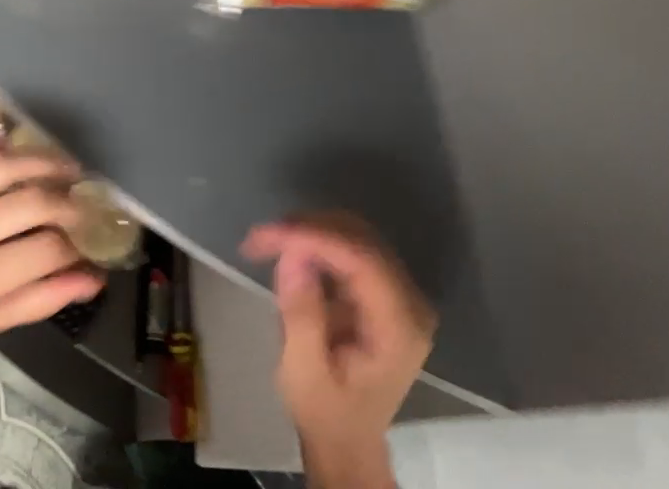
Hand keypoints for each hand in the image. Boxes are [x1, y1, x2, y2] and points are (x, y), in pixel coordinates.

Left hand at [0, 133, 105, 356]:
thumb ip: (44, 299)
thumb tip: (94, 279)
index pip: (47, 249)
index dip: (77, 247)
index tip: (87, 245)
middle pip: (30, 203)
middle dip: (68, 204)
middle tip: (84, 207)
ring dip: (38, 162)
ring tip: (65, 168)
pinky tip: (0, 143)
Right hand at [241, 216, 434, 476]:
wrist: (346, 439)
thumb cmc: (324, 411)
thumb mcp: (304, 370)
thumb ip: (301, 314)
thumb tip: (292, 257)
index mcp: (399, 327)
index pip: (362, 260)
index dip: (315, 237)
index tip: (268, 235)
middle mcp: (409, 304)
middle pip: (362, 240)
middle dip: (308, 228)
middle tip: (259, 238)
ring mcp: (399, 296)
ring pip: (357, 237)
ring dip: (310, 230)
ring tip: (267, 242)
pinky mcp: (382, 293)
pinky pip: (352, 249)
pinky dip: (317, 241)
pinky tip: (288, 251)